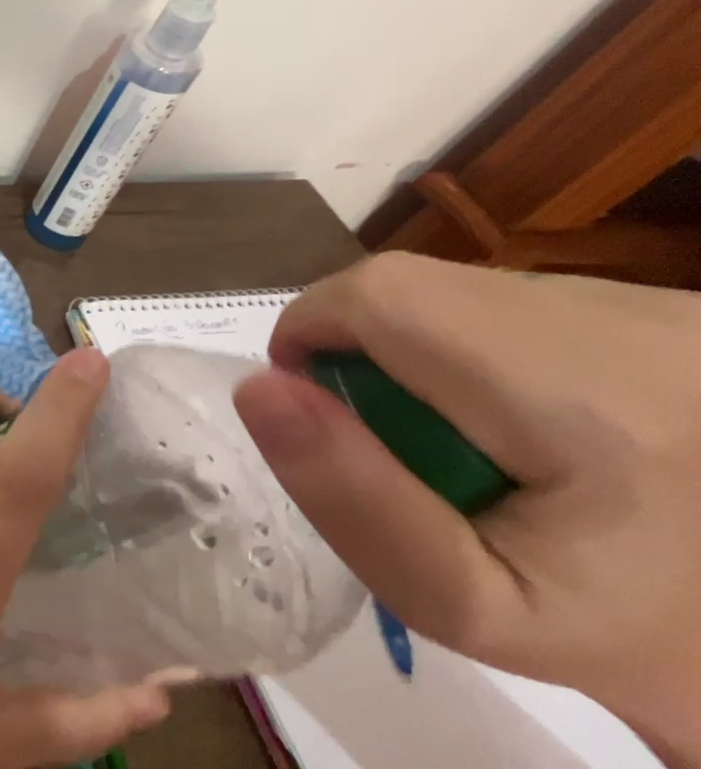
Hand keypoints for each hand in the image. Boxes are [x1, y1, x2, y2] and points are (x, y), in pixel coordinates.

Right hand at [233, 253, 700, 761]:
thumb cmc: (616, 633)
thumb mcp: (464, 603)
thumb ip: (355, 500)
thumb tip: (260, 387)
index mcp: (594, 405)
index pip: (382, 296)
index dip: (311, 332)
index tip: (314, 407)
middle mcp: (644, 325)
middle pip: (416, 284)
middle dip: (361, 346)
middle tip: (390, 437)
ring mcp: (672, 308)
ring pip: (462, 286)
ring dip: (420, 346)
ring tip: (465, 434)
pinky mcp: (677, 307)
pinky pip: (517, 296)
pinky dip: (479, 346)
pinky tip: (526, 416)